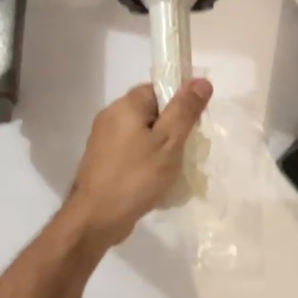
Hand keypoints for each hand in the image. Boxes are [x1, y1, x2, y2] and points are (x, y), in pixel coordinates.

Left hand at [65, 80, 212, 247]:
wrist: (96, 217)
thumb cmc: (136, 176)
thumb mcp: (168, 142)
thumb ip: (184, 110)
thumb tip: (201, 80)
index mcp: (125, 105)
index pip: (158, 89)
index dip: (179, 103)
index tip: (193, 125)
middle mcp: (111, 116)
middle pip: (150, 112)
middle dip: (172, 129)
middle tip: (188, 150)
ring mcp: (104, 139)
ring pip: (141, 134)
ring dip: (160, 148)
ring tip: (175, 168)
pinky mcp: (103, 161)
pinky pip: (131, 152)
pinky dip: (146, 161)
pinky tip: (157, 181)